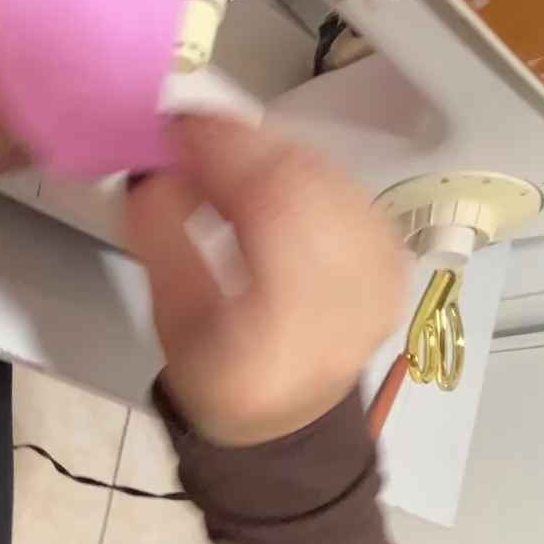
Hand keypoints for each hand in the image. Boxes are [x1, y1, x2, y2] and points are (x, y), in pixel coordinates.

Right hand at [125, 117, 407, 446]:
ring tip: (219, 159)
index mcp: (287, 326)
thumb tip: (150, 174)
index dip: (225, 150)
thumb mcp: (173, 323)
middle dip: (241, 145)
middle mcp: (352, 297)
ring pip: (327, 174)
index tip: (177, 127)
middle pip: (305, 180)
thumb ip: (160, 244)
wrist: (281, 417)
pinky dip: (300, 171)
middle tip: (189, 137)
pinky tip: (264, 179)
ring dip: (268, 154)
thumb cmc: (218, 378)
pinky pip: (345, 187)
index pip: (273, 203)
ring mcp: (384, 274)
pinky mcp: (393, 257)